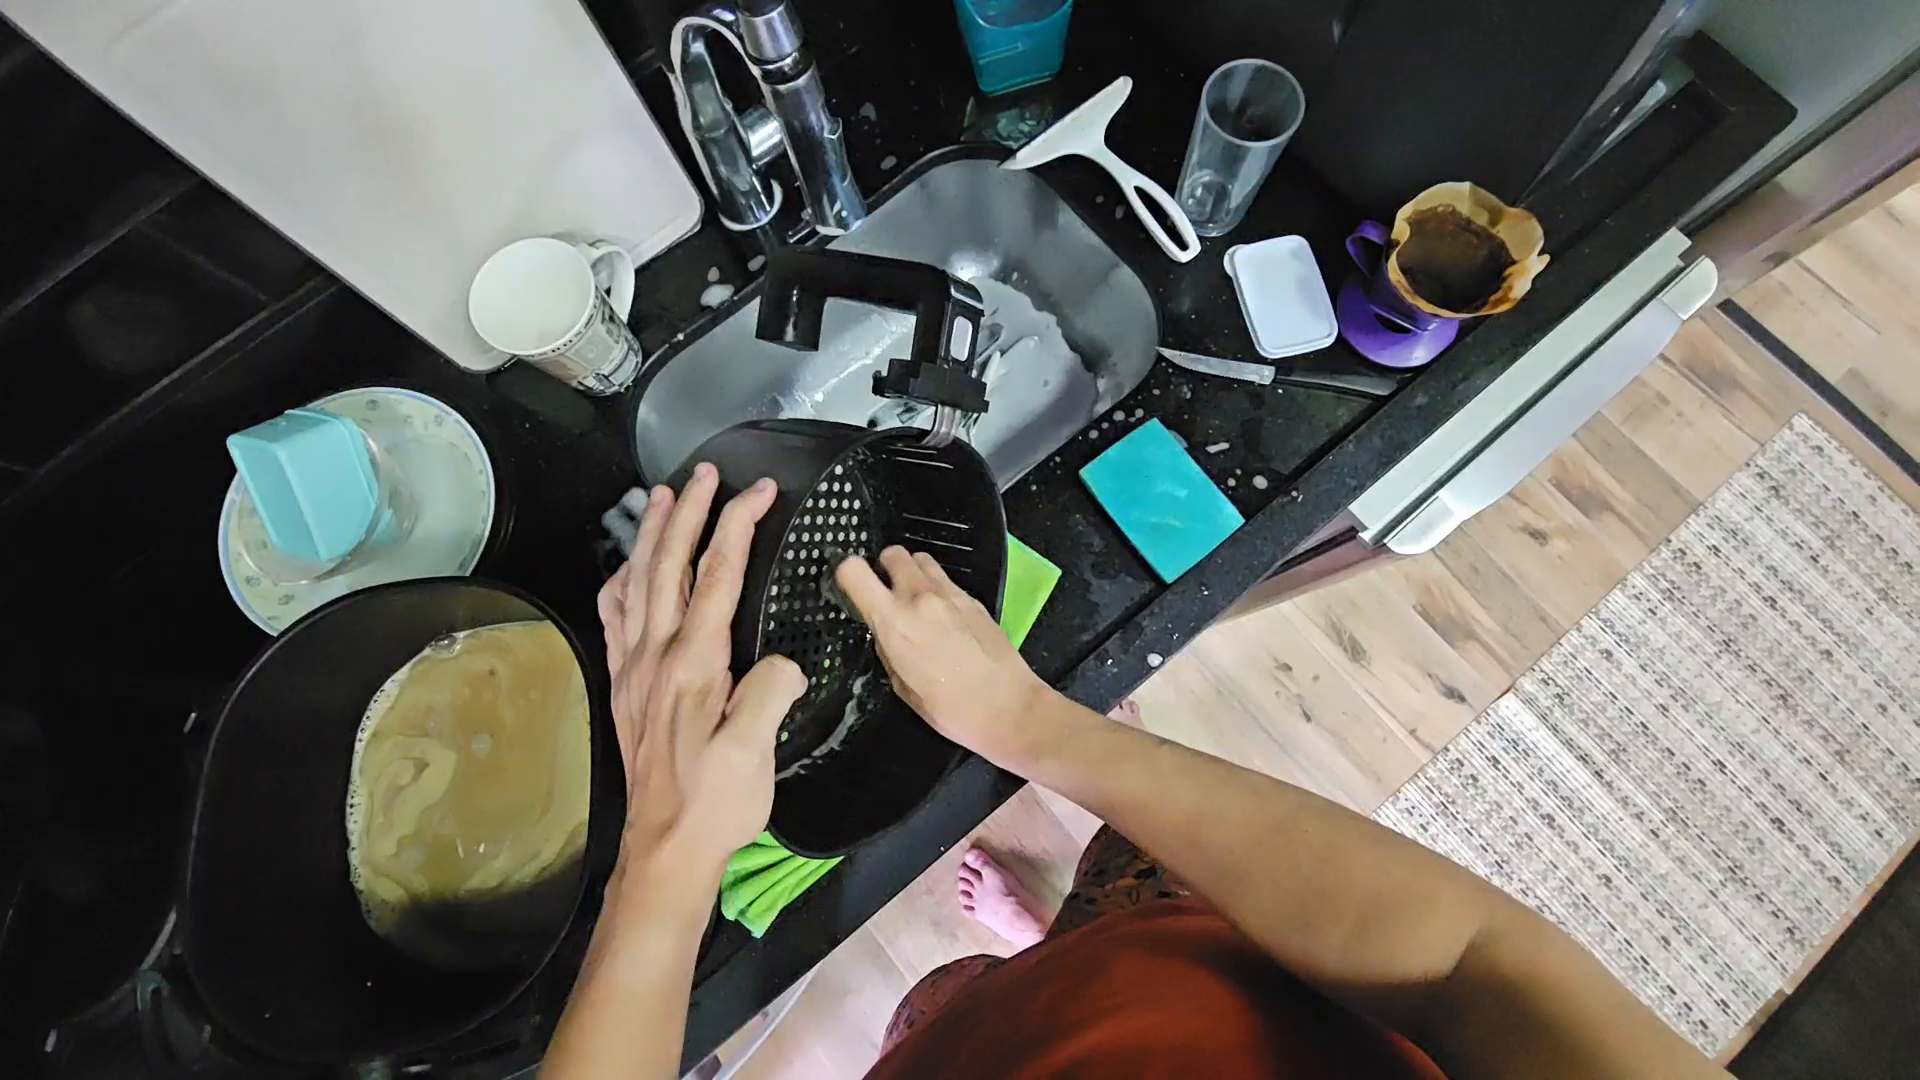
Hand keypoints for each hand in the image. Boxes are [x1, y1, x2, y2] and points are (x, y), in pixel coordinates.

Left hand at [596, 465, 807, 883]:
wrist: (666, 848)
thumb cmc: (717, 802)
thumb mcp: (755, 752)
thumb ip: (770, 693)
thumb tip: (783, 662)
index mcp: (694, 663)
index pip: (716, 575)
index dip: (737, 525)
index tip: (759, 491)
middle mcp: (656, 655)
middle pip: (669, 565)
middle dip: (688, 512)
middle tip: (704, 473)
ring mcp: (634, 668)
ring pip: (636, 582)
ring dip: (649, 534)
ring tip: (661, 497)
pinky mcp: (625, 685)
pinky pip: (615, 618)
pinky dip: (622, 580)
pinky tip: (629, 569)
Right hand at [835, 547, 1051, 764]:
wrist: (1008, 707)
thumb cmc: (950, 709)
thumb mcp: (903, 687)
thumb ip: (888, 650)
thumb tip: (885, 633)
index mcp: (893, 621)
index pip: (854, 571)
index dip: (846, 574)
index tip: (851, 586)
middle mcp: (919, 597)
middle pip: (892, 552)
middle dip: (884, 566)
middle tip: (887, 591)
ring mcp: (950, 593)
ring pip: (921, 558)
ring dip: (912, 572)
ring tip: (915, 599)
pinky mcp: (973, 598)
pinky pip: (945, 579)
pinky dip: (936, 587)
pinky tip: (943, 616)